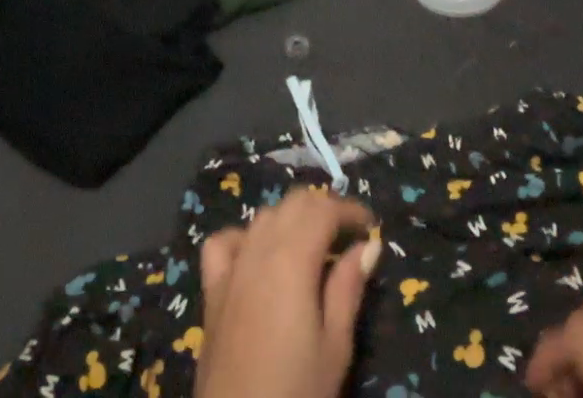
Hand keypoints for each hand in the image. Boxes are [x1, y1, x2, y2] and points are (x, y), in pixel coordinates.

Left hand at [195, 188, 379, 397]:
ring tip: (313, 245)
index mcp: (292, 260)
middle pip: (292, 204)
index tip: (371, 227)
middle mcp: (258, 252)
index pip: (323, 210)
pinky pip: (224, 243)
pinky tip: (258, 255)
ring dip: (290, 219)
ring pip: (262, 218)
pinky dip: (245, 237)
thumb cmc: (296, 390)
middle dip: (323, 209)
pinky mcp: (211, 291)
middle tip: (348, 236)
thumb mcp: (335, 345)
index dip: (350, 210)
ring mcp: (230, 269)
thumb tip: (368, 246)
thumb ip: (348, 288)